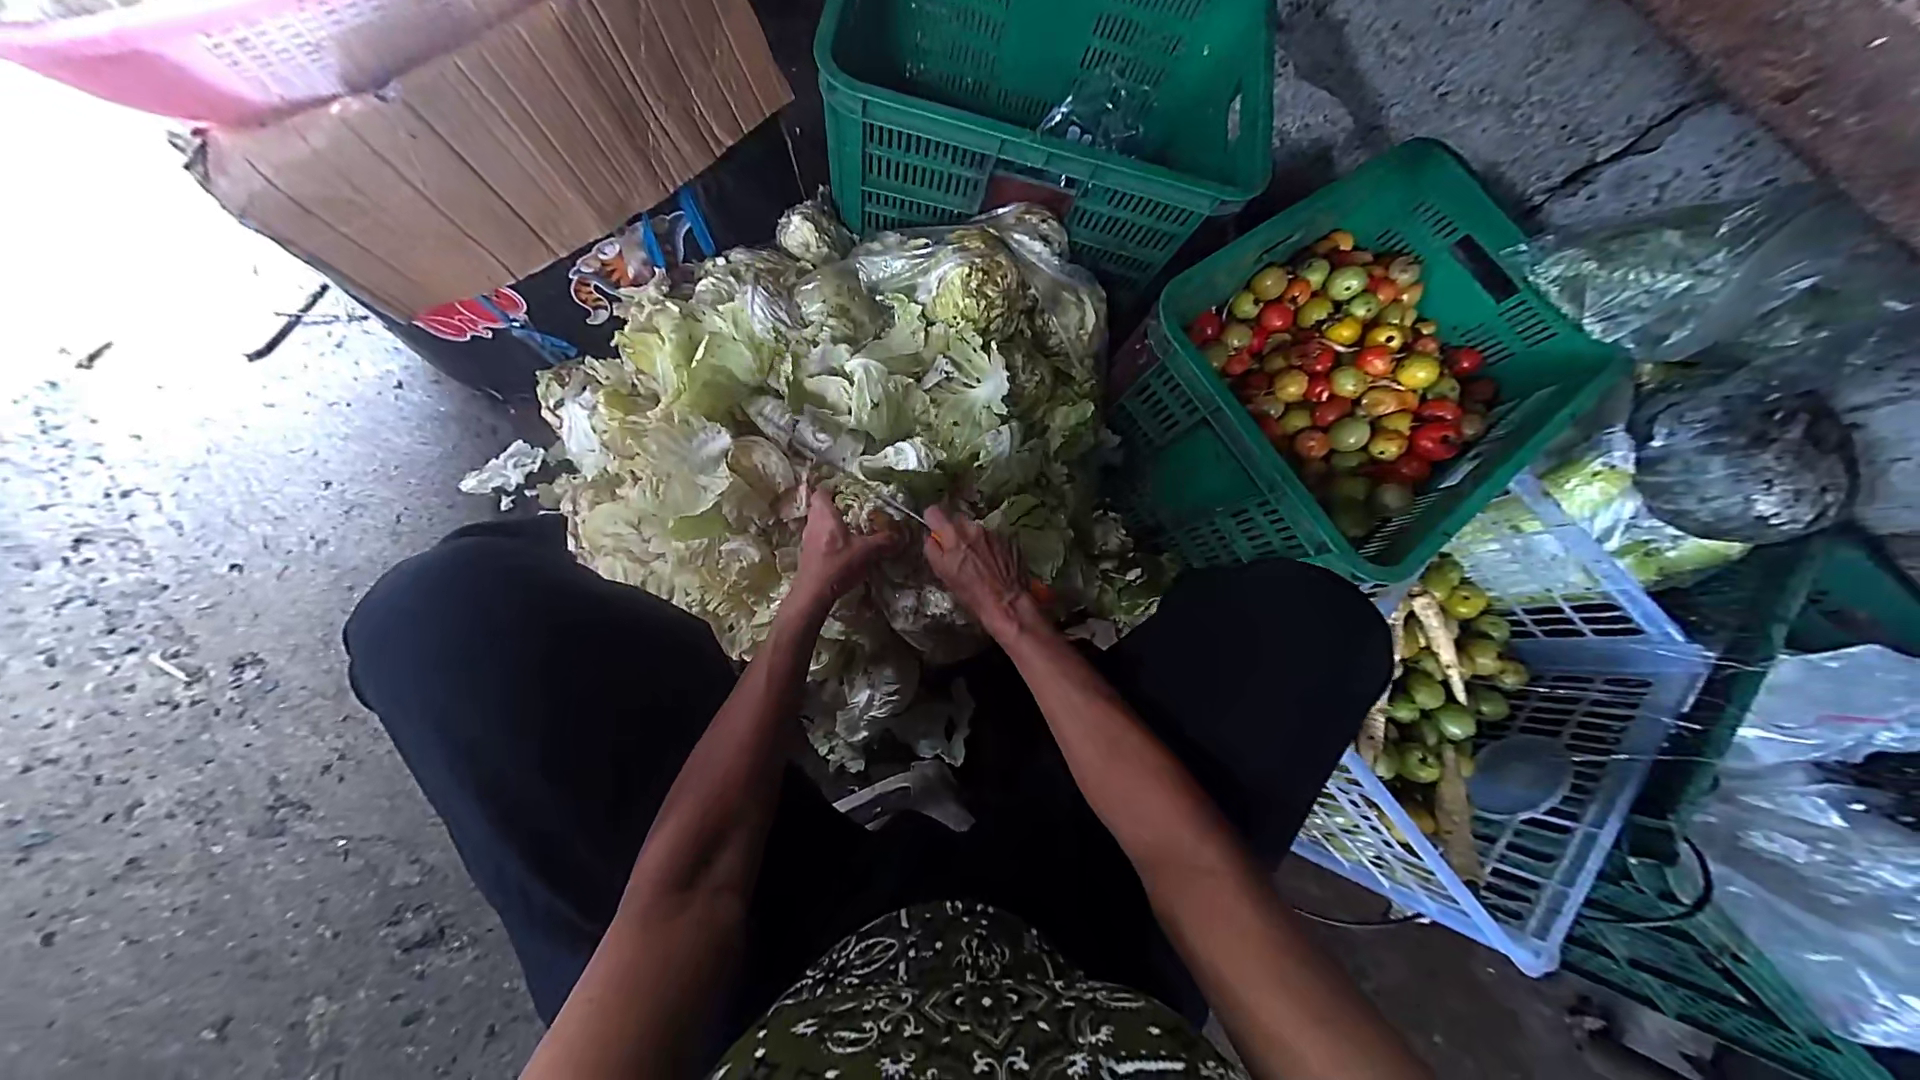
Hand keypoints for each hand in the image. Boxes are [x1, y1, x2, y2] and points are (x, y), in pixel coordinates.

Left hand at [789, 488, 898, 614]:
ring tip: (852, 528)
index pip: (822, 491)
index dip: (833, 488)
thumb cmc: (838, 565)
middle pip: (821, 507)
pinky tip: (843, 547)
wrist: (814, 592)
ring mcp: (808, 538)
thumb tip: (900, 535)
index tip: (849, 492)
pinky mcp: (808, 552)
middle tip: (855, 510)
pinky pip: (819, 537)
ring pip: (819, 522)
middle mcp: (813, 523)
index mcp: (825, 515)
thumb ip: (883, 541)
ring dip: (833, 523)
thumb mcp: (866, 552)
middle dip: (836, 507)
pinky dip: (830, 537)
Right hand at [923, 504, 1039, 640]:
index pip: (934, 512)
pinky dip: (990, 545)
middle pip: (957, 519)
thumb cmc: (971, 592)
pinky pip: (993, 536)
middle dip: (955, 532)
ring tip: (978, 560)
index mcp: (953, 536)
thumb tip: (931, 538)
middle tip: (958, 551)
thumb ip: (932, 550)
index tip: (935, 530)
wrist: (1007, 601)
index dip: (933, 521)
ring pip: (976, 528)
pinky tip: (993, 562)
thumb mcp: (943, 574)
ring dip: (974, 539)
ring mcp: (993, 532)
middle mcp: (973, 528)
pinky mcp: (1009, 538)